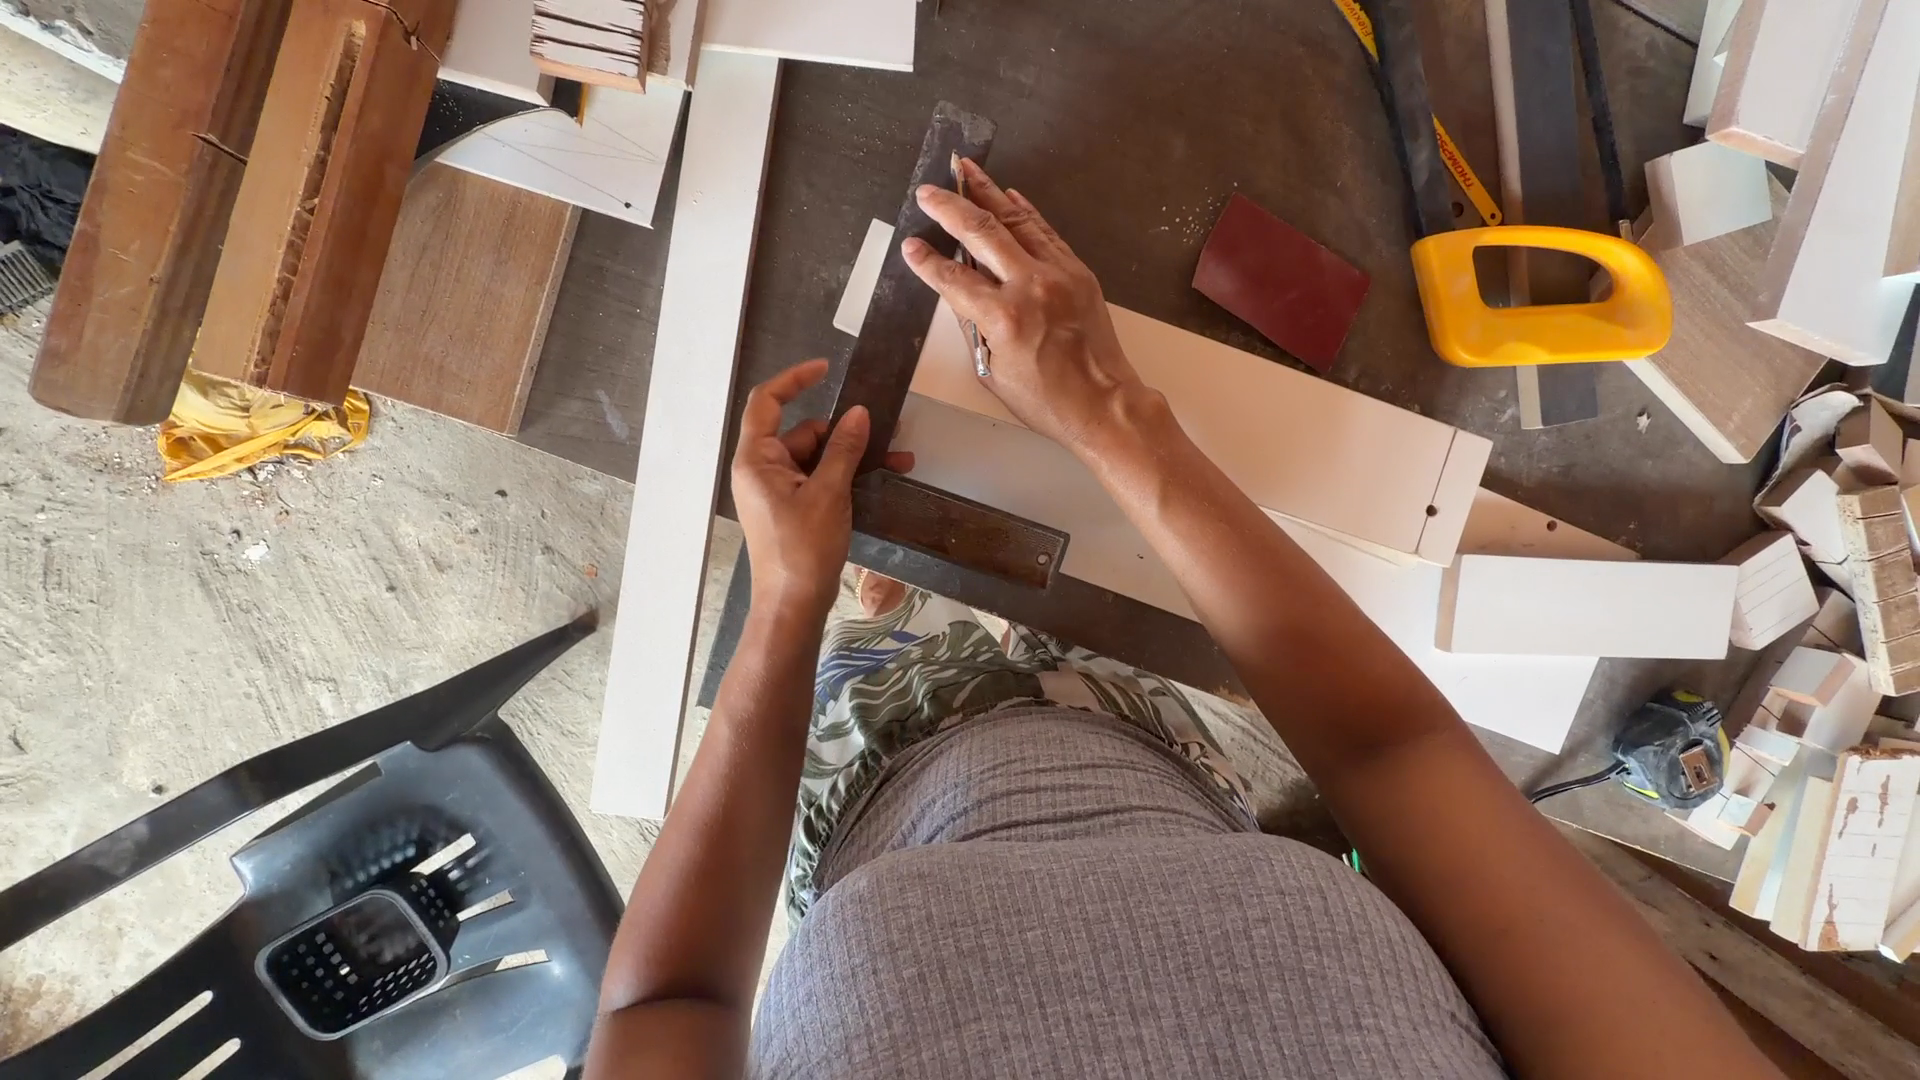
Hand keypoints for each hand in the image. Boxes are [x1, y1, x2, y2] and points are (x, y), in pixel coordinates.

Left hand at [730, 360, 912, 618]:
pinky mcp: (794, 508)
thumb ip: (844, 450)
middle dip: (844, 433)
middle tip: (887, 435)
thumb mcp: (828, 494)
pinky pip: (820, 480)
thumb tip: (859, 413)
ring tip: (898, 461)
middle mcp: (763, 470)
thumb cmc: (804, 549)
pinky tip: (882, 479)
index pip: (768, 402)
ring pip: (817, 458)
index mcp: (757, 460)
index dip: (795, 379)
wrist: (795, 605)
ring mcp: (778, 491)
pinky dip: (846, 477)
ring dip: (853, 457)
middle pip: (803, 432)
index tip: (828, 369)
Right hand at [901, 159, 1152, 455]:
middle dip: (950, 208)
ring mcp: (1058, 274)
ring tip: (965, 169)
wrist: (1103, 403)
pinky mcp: (1078, 272)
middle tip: (929, 191)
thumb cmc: (1045, 401)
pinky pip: (1045, 232)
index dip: (927, 262)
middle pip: (982, 233)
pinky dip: (1025, 211)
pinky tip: (1007, 194)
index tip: (910, 245)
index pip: (953, 279)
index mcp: (1003, 318)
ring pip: (1016, 221)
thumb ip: (973, 327)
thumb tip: (959, 294)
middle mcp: (1030, 287)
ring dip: (988, 192)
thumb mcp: (992, 372)